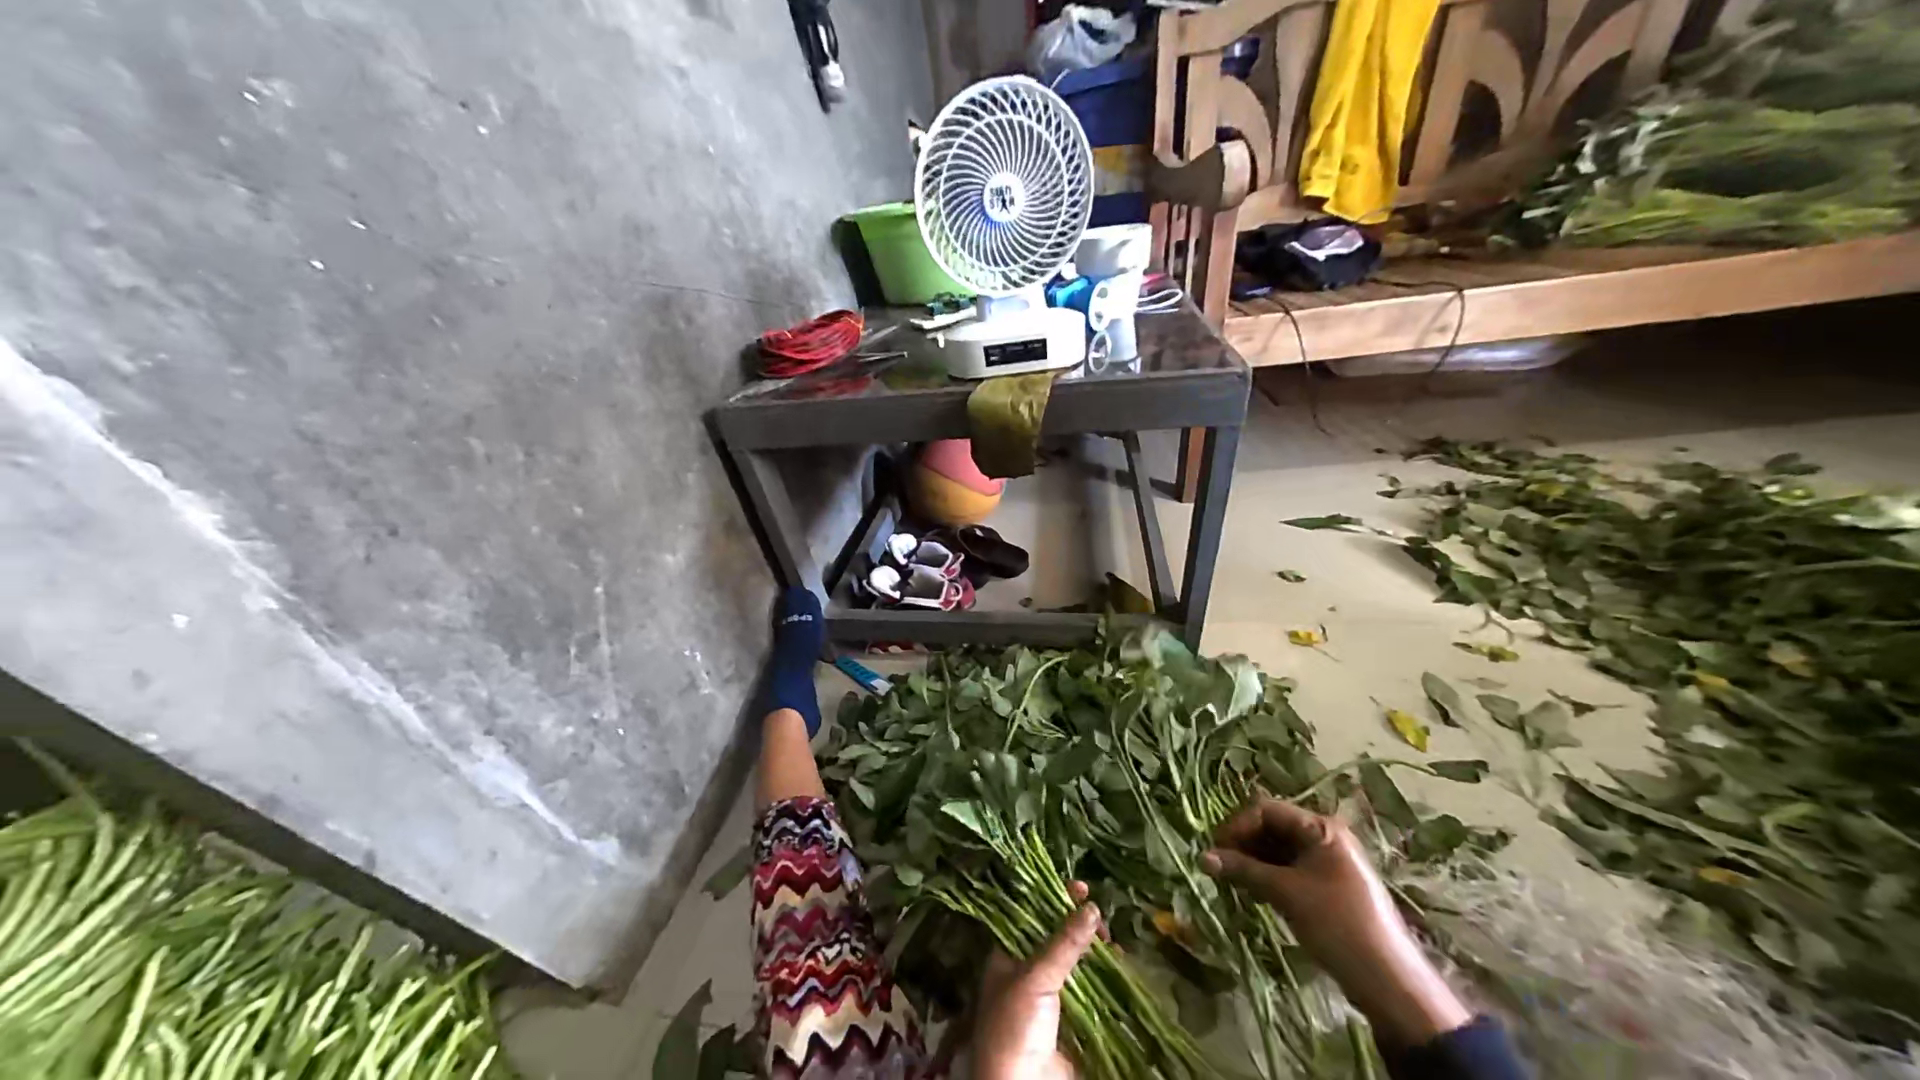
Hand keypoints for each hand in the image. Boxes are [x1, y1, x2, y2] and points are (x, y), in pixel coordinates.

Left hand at [970, 883, 1101, 1079]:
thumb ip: (1064, 943)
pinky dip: (1104, 976)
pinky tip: (1118, 965)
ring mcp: (1050, 995)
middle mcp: (1027, 970)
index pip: (1031, 914)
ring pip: (1075, 961)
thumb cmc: (1015, 1026)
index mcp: (1008, 955)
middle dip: (1079, 923)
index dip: (1054, 898)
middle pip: (1056, 936)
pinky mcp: (1071, 1019)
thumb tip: (1091, 906)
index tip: (1080, 887)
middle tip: (1101, 916)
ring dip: (1094, 948)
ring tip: (1112, 940)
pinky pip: (1090, 990)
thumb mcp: (1035, 978)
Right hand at [1200, 797, 1470, 1046]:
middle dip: (1242, 844)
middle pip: (1271, 828)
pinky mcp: (1325, 886)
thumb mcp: (1285, 893)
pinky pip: (1287, 869)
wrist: (1388, 981)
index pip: (1266, 810)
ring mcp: (1326, 862)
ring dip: (1251, 862)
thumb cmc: (1337, 924)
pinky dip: (1266, 877)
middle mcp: (1324, 837)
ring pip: (1277, 850)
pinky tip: (1252, 894)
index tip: (1214, 849)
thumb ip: (1242, 870)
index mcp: (1320, 828)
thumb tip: (1201, 857)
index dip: (1237, 825)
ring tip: (1231, 882)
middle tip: (1219, 866)